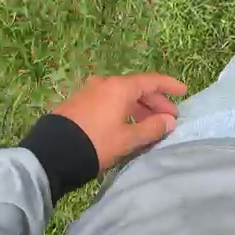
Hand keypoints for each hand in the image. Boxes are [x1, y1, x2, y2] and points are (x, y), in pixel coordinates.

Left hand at [52, 73, 188, 171]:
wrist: (50, 153)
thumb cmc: (96, 143)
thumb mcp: (127, 140)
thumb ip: (151, 129)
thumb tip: (169, 120)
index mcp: (120, 87)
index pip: (151, 81)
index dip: (169, 86)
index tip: (183, 92)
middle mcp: (105, 84)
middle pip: (136, 88)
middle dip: (155, 102)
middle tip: (168, 117)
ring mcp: (89, 92)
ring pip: (121, 96)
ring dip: (138, 108)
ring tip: (149, 124)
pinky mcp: (78, 104)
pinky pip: (108, 102)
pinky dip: (122, 110)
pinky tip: (125, 125)